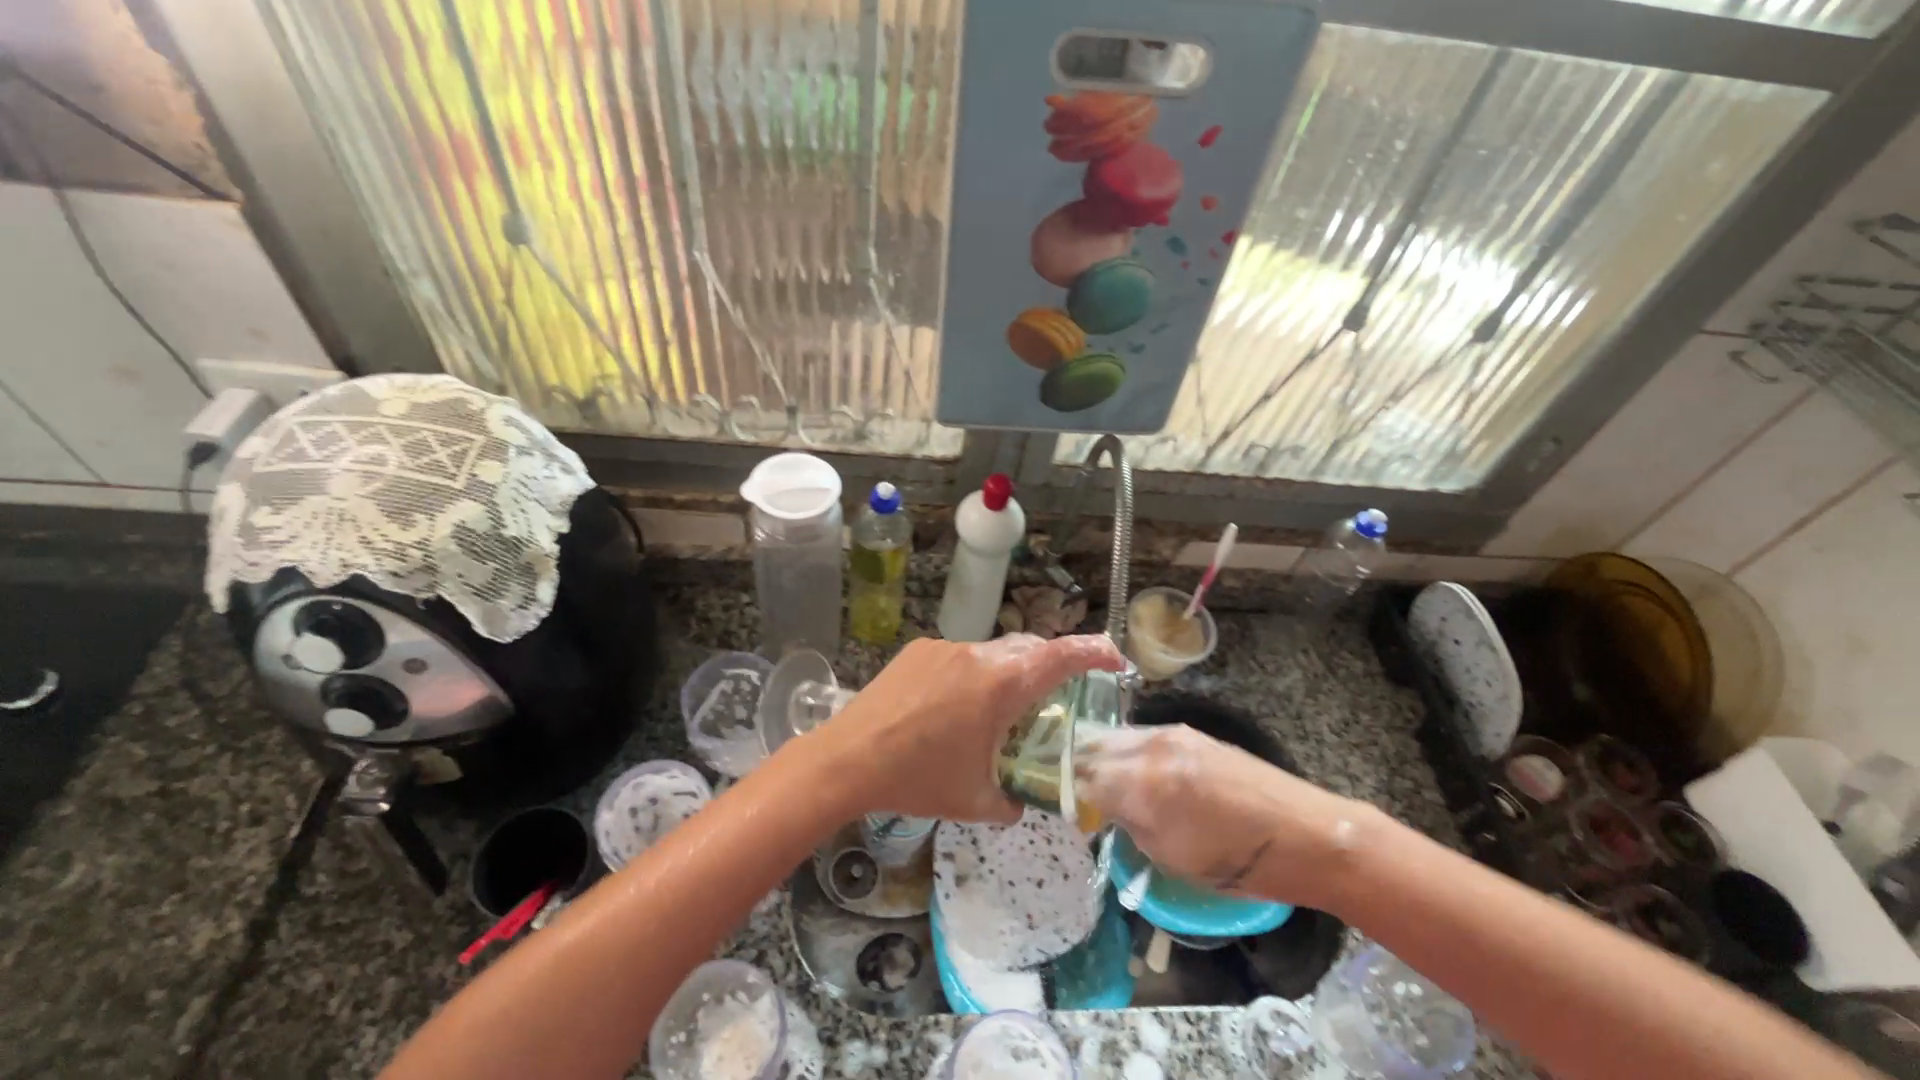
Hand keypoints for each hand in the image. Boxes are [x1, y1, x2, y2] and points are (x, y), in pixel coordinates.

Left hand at [816, 633, 1125, 824]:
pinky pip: (959, 658)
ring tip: (995, 714)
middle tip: (1054, 699)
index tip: (1115, 659)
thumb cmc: (917, 779)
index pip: (1062, 656)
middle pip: (1029, 649)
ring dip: (1006, 676)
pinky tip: (951, 711)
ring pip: (992, 653)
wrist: (846, 760)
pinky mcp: (917, 652)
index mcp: (1001, 685)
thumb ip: (1011, 801)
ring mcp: (944, 649)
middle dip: (1050, 667)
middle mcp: (977, 656)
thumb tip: (1021, 804)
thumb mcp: (974, 801)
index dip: (1094, 652)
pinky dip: (971, 678)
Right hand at [1075, 724, 1367, 908]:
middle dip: (1080, 770)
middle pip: (1094, 750)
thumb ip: (1130, 826)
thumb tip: (1106, 811)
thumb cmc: (1238, 863)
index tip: (1069, 813)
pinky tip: (1133, 770)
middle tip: (1078, 794)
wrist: (1304, 835)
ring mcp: (1173, 735)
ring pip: (1117, 737)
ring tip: (1102, 782)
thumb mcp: (1171, 858)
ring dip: (1102, 756)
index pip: (1083, 781)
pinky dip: (1128, 750)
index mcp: (1142, 786)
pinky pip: (1142, 735)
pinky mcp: (1193, 734)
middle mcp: (1151, 749)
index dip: (1070, 798)